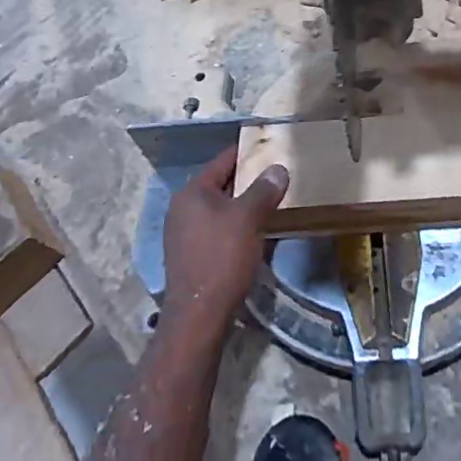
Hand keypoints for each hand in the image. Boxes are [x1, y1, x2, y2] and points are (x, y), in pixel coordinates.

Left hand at [161, 147, 288, 325]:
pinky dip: (236, 224)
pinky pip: (217, 228)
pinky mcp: (190, 255)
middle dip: (249, 179)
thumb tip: (278, 169)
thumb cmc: (222, 257)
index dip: (247, 151)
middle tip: (277, 173)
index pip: (223, 160)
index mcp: (192, 193)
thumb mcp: (248, 217)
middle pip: (221, 183)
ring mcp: (184, 233)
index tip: (270, 145)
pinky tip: (256, 230)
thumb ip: (264, 189)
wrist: (199, 316)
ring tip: (272, 200)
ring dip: (244, 204)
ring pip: (220, 208)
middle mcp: (183, 209)